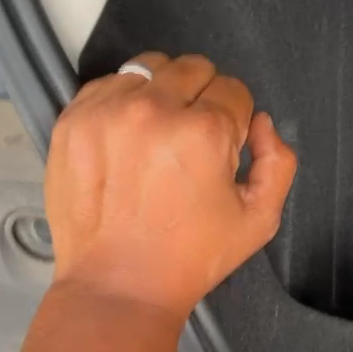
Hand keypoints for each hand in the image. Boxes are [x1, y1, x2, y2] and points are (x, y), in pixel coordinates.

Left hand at [44, 51, 297, 319]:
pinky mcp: (73, 119)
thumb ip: (278, 162)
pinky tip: (131, 141)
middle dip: (204, 98)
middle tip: (195, 142)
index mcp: (203, 133)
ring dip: (164, 94)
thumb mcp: (260, 219)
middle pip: (194, 68)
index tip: (225, 148)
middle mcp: (153, 110)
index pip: (234, 90)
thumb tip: (262, 124)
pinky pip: (110, 84)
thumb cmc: (192, 256)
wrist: (119, 283)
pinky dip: (126, 103)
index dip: (238, 120)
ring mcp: (107, 111)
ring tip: (160, 138)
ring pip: (151, 68)